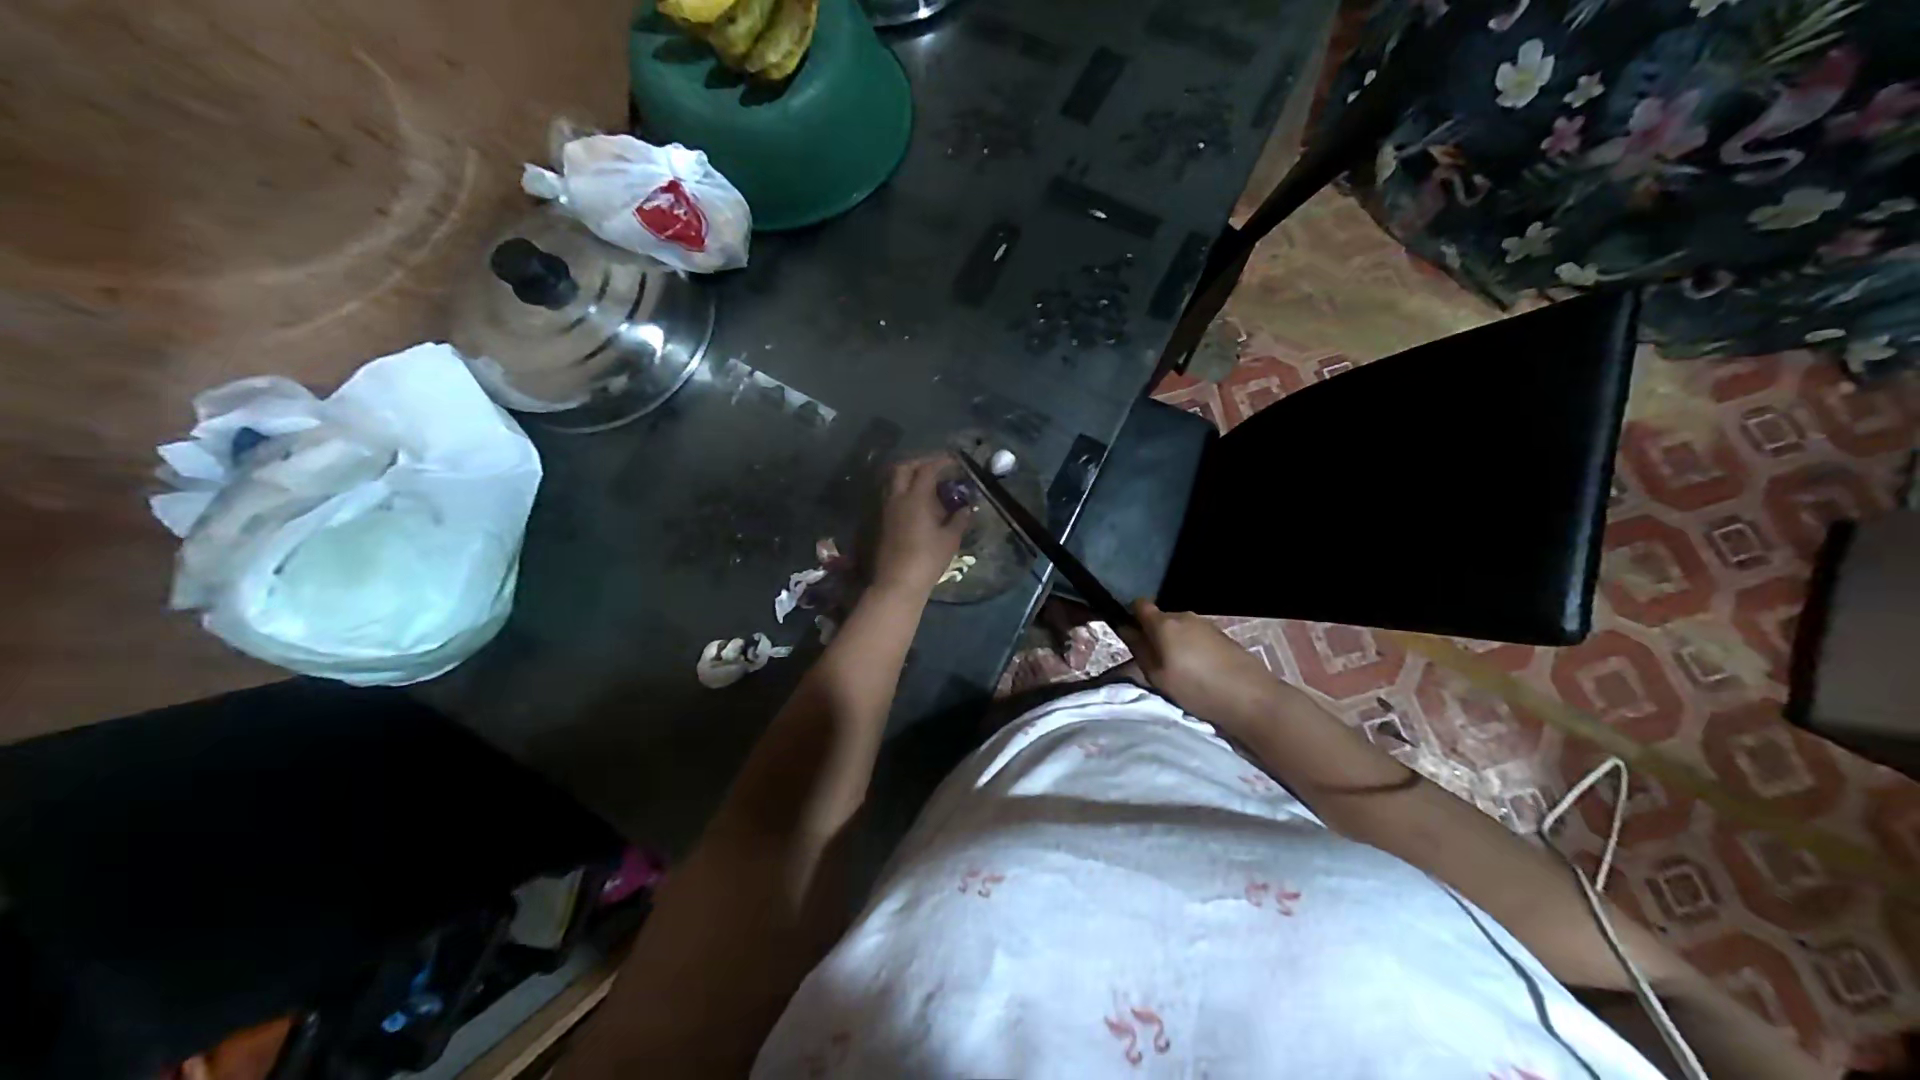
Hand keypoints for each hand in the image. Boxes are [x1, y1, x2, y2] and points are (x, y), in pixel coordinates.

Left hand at [871, 455, 974, 594]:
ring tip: (924, 483)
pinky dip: (901, 490)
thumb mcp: (950, 539)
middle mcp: (897, 498)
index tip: (954, 461)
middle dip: (920, 462)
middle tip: (936, 468)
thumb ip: (959, 519)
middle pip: (903, 468)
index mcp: (915, 498)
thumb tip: (966, 507)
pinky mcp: (880, 521)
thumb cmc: (928, 559)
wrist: (897, 582)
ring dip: (907, 475)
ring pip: (892, 481)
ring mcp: (885, 509)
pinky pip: (889, 495)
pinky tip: (914, 502)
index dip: (941, 461)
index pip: (927, 470)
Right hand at [1119, 600, 1280, 723]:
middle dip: (1154, 633)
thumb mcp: (1158, 676)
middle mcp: (1184, 615)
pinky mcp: (1222, 635)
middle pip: (1160, 617)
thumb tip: (1125, 629)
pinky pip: (1196, 636)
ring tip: (1179, 669)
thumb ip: (1139, 649)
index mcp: (1164, 623)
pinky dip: (1192, 648)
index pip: (1139, 604)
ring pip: (1179, 628)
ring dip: (1174, 642)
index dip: (1131, 616)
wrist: (1251, 696)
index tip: (1132, 636)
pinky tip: (1199, 669)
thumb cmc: (1196, 688)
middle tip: (1155, 661)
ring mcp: (1206, 624)